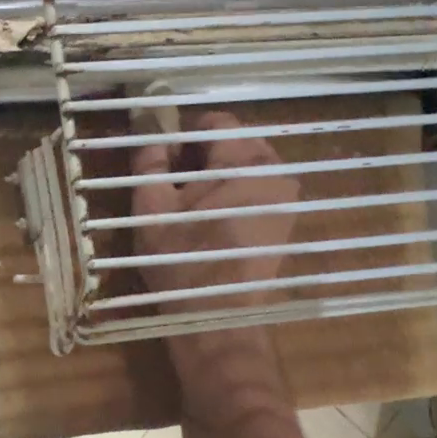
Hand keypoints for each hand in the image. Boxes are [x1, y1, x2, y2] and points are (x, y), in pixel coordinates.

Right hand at [131, 111, 303, 425]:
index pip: (215, 121)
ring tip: (189, 204)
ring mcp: (286, 198)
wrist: (216, 316)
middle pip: (235, 143)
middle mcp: (276, 170)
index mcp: (244, 159)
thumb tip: (151, 134)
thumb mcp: (150, 208)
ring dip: (218, 176)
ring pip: (247, 168)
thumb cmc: (180, 260)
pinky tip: (209, 221)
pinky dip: (233, 196)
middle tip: (172, 181)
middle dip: (202, 155)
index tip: (162, 155)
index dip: (183, 133)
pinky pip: (256, 192)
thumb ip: (150, 163)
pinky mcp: (285, 222)